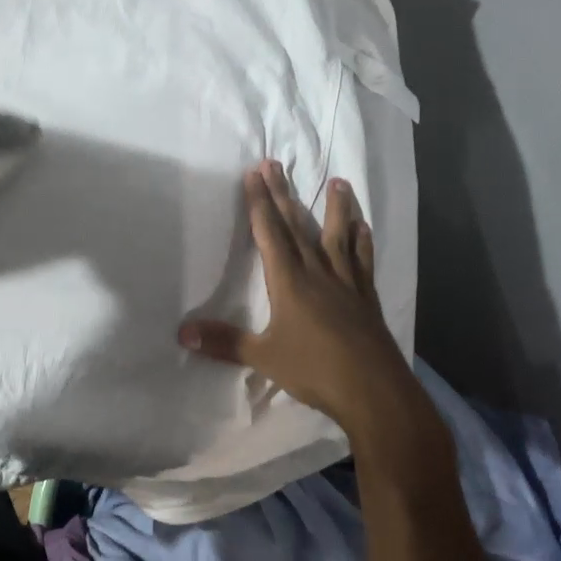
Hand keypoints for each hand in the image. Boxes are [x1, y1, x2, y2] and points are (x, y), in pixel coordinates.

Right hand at [177, 160, 421, 435]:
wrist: (379, 397)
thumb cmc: (316, 372)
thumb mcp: (263, 357)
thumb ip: (224, 342)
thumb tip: (181, 333)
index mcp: (289, 281)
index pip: (270, 232)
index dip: (259, 201)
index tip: (254, 172)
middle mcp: (318, 274)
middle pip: (297, 226)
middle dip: (283, 194)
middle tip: (276, 163)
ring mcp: (346, 285)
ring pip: (338, 237)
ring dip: (337, 208)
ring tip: (339, 181)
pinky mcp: (367, 300)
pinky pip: (362, 262)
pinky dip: (362, 242)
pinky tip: (364, 228)